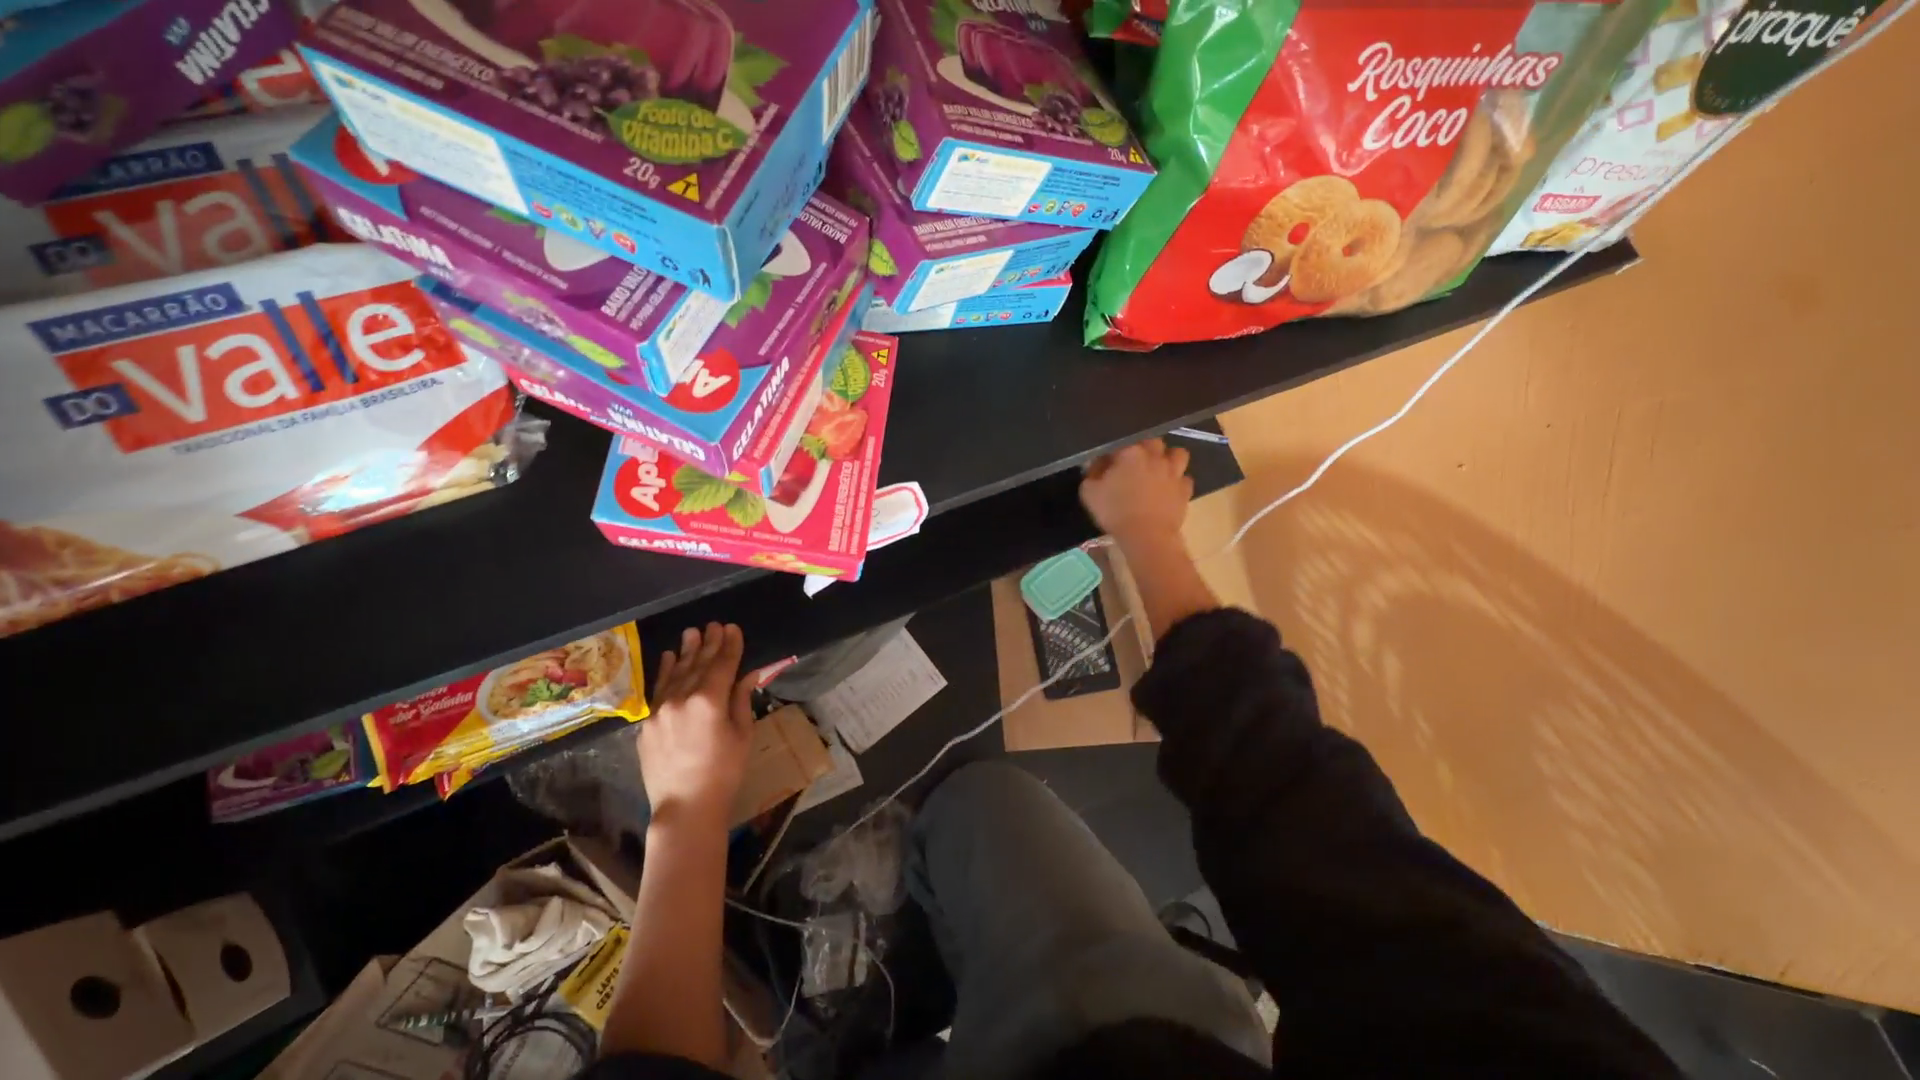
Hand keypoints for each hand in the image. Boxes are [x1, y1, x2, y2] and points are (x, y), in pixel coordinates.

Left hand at [640, 623, 753, 827]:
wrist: (685, 806)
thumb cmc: (724, 773)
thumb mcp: (742, 735)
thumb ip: (741, 700)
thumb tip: (748, 674)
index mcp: (709, 701)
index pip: (722, 665)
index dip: (730, 646)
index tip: (733, 629)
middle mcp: (682, 699)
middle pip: (698, 665)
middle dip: (709, 644)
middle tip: (714, 625)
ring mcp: (660, 710)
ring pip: (676, 674)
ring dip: (686, 652)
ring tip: (692, 632)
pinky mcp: (647, 723)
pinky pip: (658, 690)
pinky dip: (665, 672)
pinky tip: (670, 657)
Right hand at [1080, 438, 1192, 546]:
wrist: (1147, 536)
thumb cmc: (1115, 512)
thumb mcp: (1089, 492)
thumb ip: (1091, 473)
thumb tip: (1096, 464)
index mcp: (1130, 451)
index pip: (1120, 442)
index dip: (1112, 453)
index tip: (1106, 464)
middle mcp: (1155, 456)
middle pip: (1152, 440)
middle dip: (1144, 448)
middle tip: (1134, 463)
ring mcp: (1173, 471)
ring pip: (1177, 453)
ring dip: (1168, 458)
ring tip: (1159, 470)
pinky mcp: (1185, 489)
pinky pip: (1184, 479)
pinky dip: (1177, 482)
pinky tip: (1169, 489)